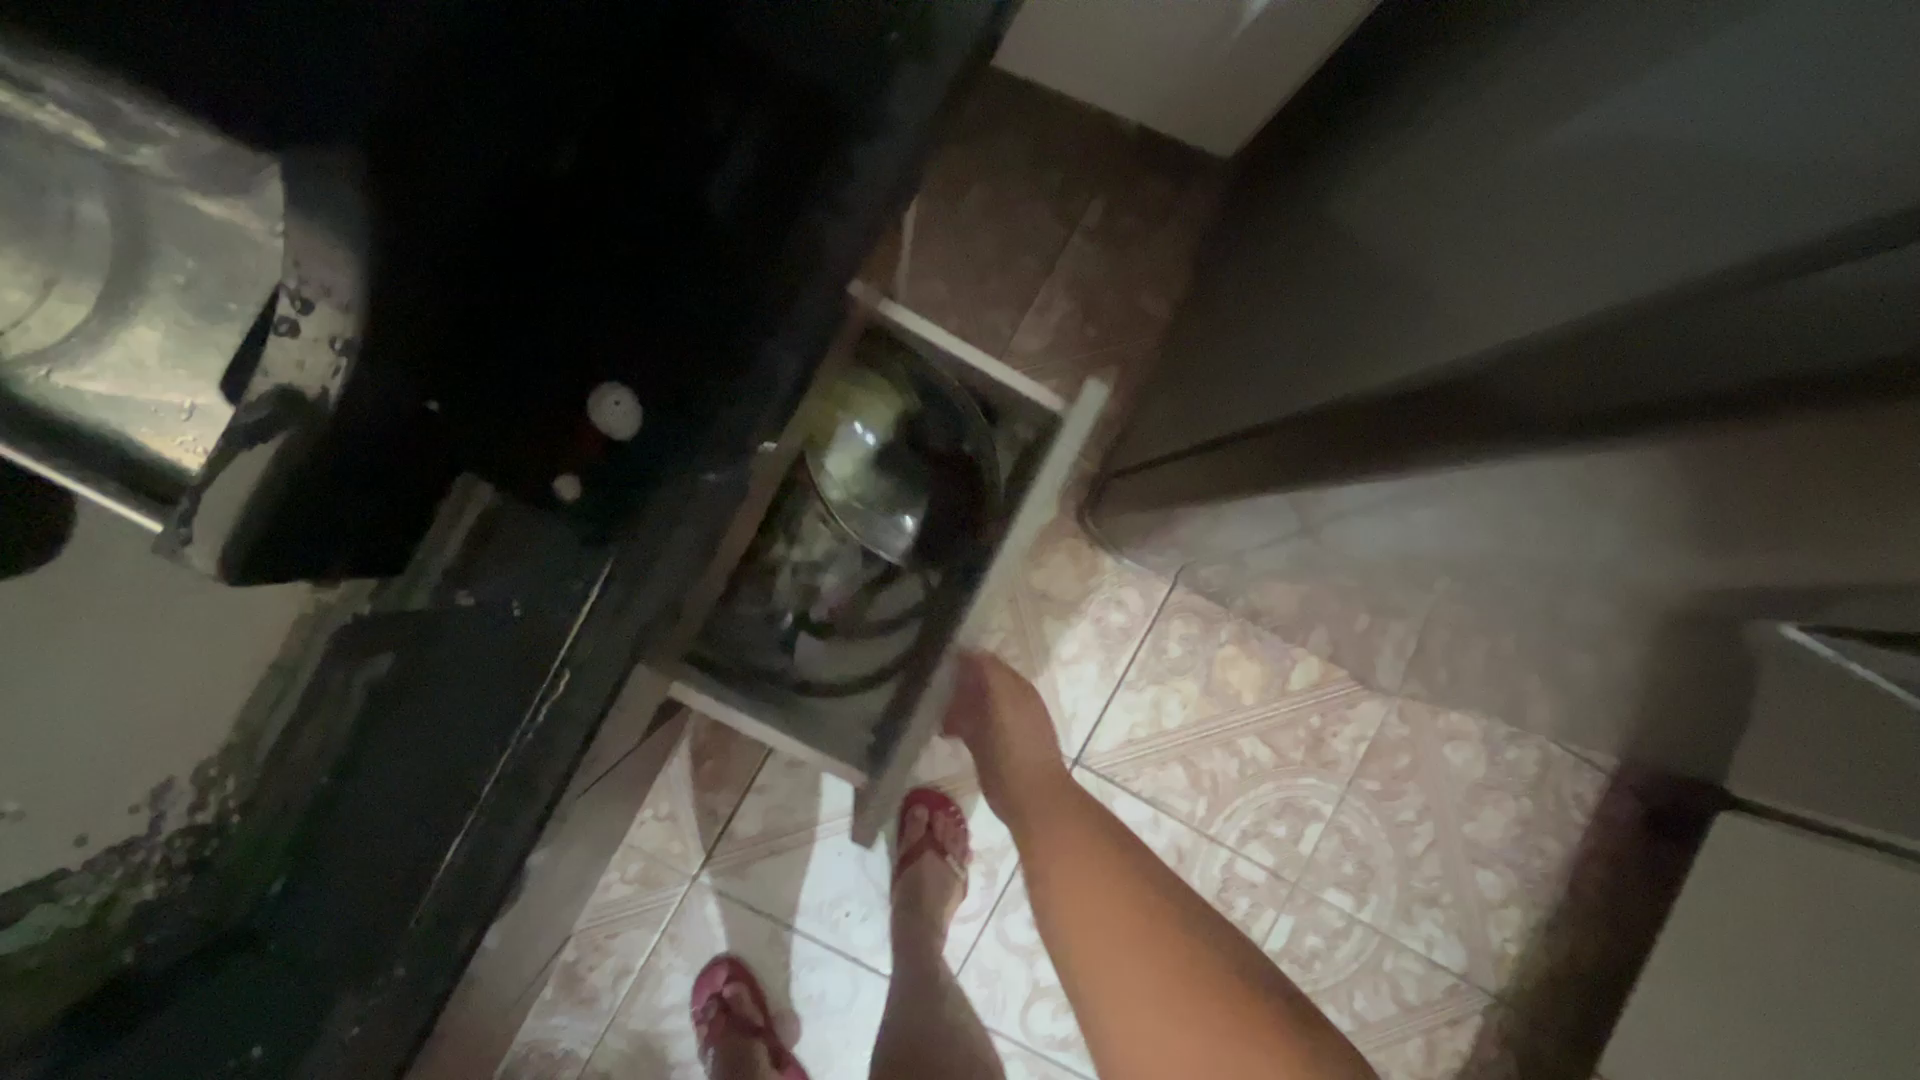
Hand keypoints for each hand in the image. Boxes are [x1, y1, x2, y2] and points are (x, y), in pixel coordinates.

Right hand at [944, 651, 1071, 826]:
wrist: (1031, 797)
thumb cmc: (1018, 747)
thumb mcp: (1005, 701)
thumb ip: (990, 673)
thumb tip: (969, 650)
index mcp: (1017, 689)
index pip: (987, 663)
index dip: (965, 660)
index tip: (937, 660)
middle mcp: (1008, 703)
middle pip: (977, 684)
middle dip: (955, 683)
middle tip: (928, 684)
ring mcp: (997, 727)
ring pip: (970, 706)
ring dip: (952, 705)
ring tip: (930, 707)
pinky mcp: (986, 748)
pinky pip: (967, 727)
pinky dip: (953, 724)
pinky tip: (941, 730)